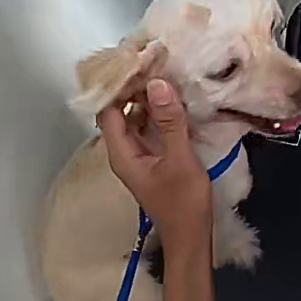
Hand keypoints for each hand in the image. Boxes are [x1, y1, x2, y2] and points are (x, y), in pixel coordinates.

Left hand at [98, 78, 212, 245]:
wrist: (191, 237)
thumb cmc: (184, 203)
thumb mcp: (181, 160)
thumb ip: (170, 122)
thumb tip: (158, 83)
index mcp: (122, 153)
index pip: (109, 109)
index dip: (120, 85)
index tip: (139, 63)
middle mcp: (124, 153)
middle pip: (120, 112)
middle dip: (134, 88)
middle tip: (154, 63)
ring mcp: (138, 157)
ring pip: (135, 120)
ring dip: (147, 100)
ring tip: (164, 77)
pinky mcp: (152, 160)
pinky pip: (149, 130)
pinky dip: (157, 115)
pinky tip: (173, 103)